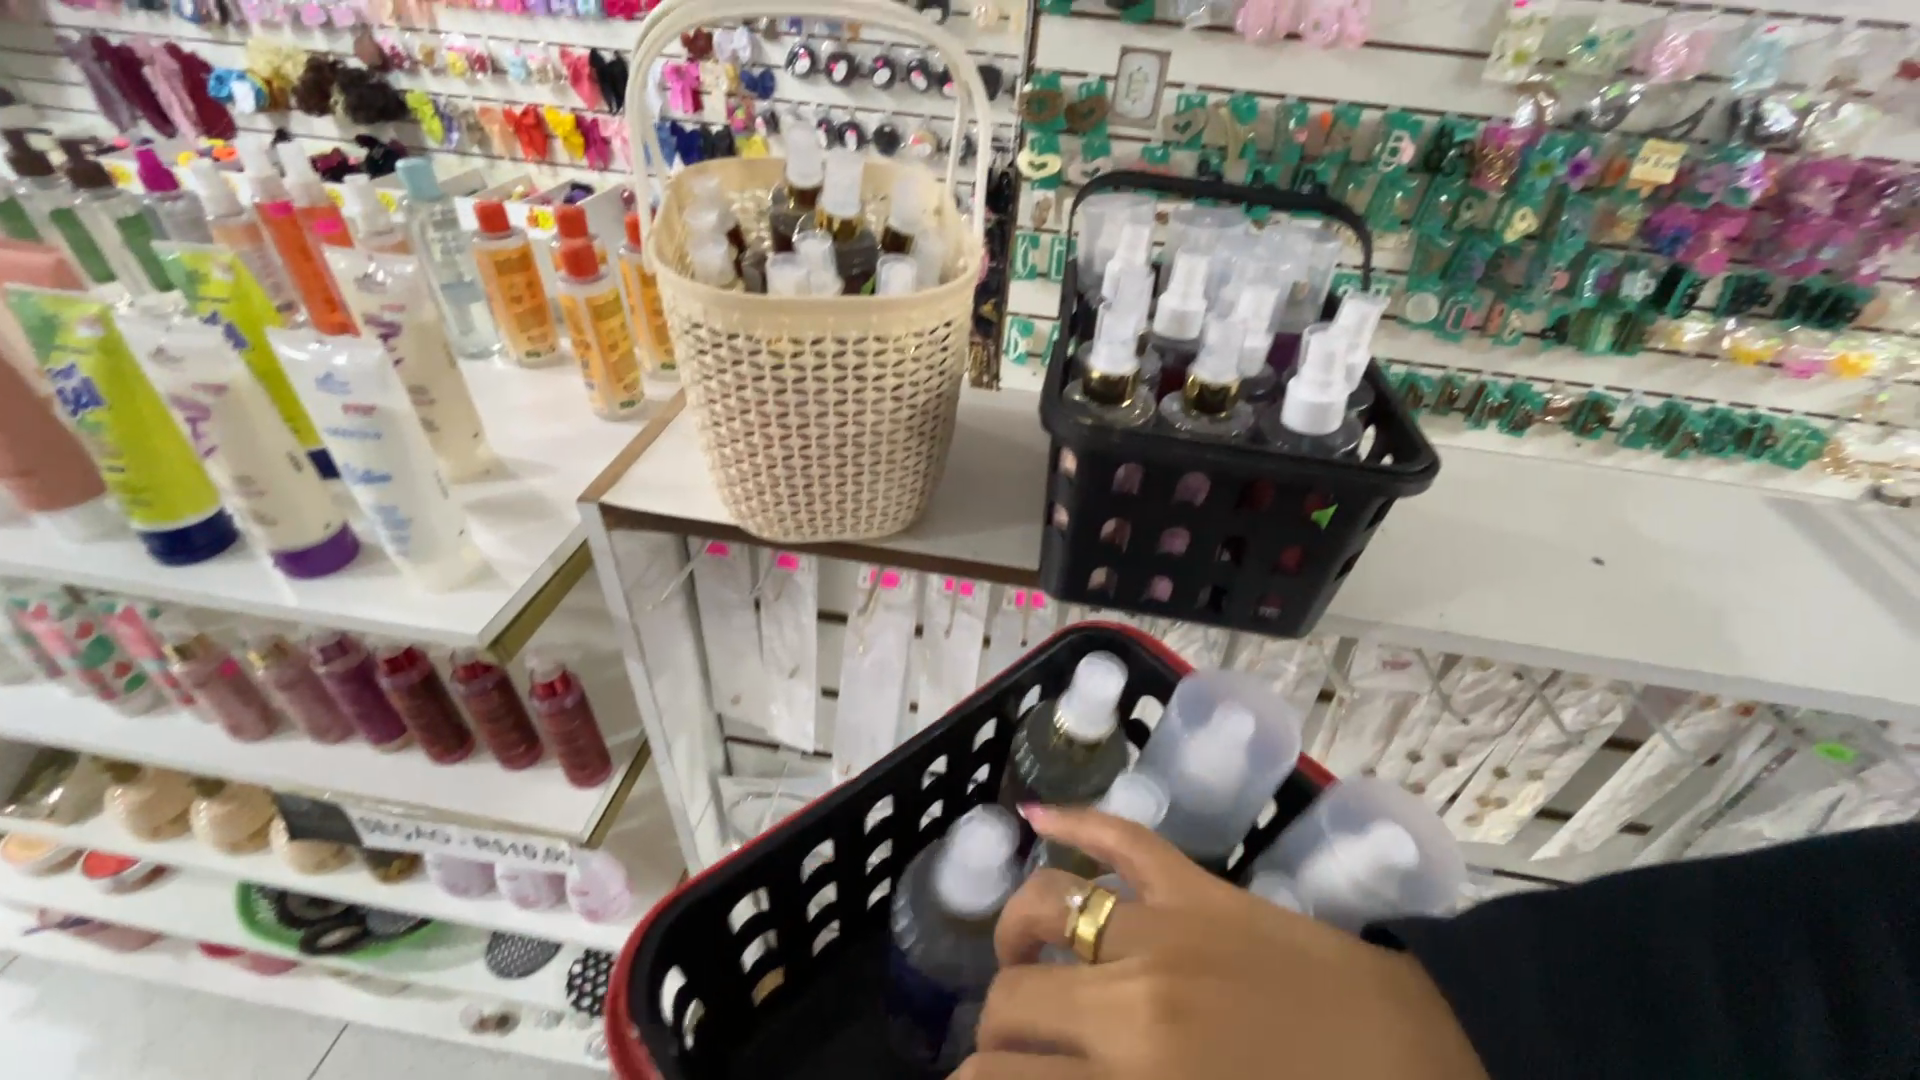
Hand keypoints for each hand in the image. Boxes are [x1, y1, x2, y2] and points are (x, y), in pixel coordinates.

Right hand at [954, 805, 1488, 1079]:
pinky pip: (1122, 840)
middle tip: (1012, 1059)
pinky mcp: (1198, 888)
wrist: (1426, 1067)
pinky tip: (1034, 817)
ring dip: (1017, 942)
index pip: (1004, 1078)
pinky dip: (1076, 823)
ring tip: (1022, 968)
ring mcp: (1165, 928)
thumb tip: (1049, 1079)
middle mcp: (1133, 998)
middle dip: (993, 1039)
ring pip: (1046, 909)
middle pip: (1012, 1002)